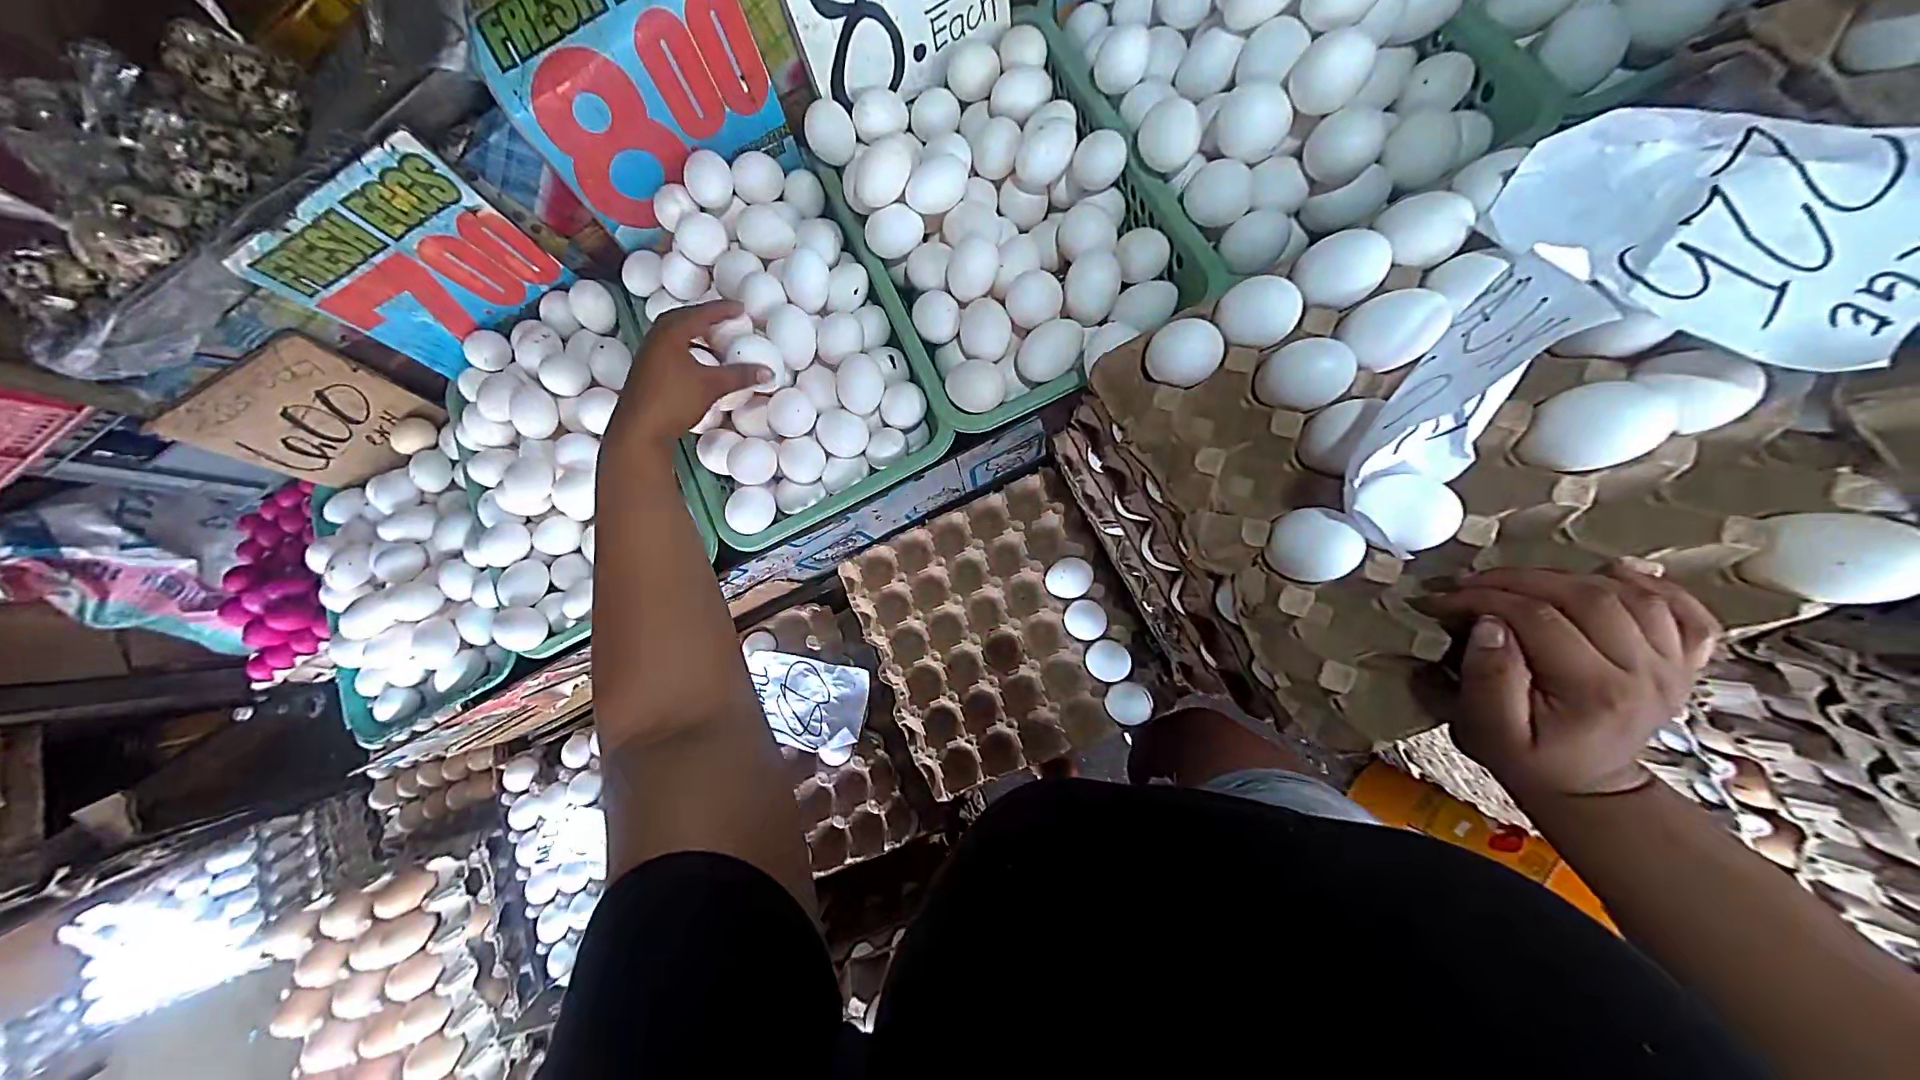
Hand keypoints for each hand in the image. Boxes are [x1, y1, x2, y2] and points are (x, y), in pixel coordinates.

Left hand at [605, 299, 766, 450]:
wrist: (639, 430)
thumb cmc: (674, 401)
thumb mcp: (712, 386)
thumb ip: (741, 376)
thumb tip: (769, 373)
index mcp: (671, 333)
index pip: (700, 314)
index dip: (722, 310)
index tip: (740, 308)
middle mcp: (656, 338)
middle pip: (683, 318)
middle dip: (706, 317)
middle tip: (726, 320)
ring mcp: (648, 354)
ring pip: (675, 333)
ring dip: (696, 333)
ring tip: (714, 340)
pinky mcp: (646, 370)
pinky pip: (670, 347)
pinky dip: (687, 346)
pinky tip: (698, 362)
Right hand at [1422, 565, 1719, 799]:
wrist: (1586, 784)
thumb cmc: (1528, 757)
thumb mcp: (1488, 730)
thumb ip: (1487, 677)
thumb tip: (1489, 623)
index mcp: (1596, 692)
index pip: (1538, 619)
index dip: (1484, 599)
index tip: (1443, 599)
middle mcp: (1645, 673)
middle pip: (1585, 597)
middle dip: (1518, 580)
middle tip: (1471, 583)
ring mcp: (1671, 666)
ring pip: (1627, 594)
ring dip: (1566, 577)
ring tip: (1518, 582)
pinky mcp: (1682, 662)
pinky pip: (1684, 611)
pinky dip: (1652, 585)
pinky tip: (1615, 574)